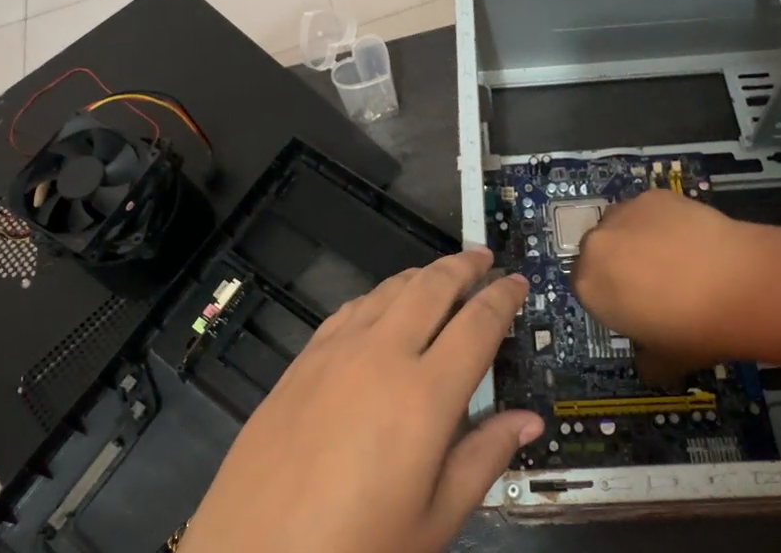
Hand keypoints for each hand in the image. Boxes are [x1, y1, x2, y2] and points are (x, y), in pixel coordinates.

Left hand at [179, 249, 541, 552]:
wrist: (253, 552)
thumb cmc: (356, 545)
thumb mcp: (435, 518)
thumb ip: (484, 459)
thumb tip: (527, 420)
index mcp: (425, 395)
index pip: (478, 324)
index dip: (503, 297)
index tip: (518, 283)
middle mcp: (382, 356)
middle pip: (432, 287)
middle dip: (464, 265)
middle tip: (484, 257)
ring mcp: (336, 352)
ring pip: (389, 289)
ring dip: (422, 274)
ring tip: (441, 275)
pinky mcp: (303, 360)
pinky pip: (350, 309)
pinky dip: (379, 296)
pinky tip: (382, 306)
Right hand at [572, 188, 758, 379]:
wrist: (738, 286)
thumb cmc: (693, 331)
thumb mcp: (665, 362)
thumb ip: (647, 362)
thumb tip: (650, 364)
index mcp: (589, 286)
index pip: (585, 287)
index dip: (609, 295)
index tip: (631, 305)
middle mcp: (597, 244)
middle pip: (599, 251)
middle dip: (619, 262)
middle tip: (653, 281)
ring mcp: (626, 213)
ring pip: (621, 224)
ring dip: (636, 237)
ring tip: (675, 256)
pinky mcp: (655, 195)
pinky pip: (650, 209)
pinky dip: (664, 220)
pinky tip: (691, 238)